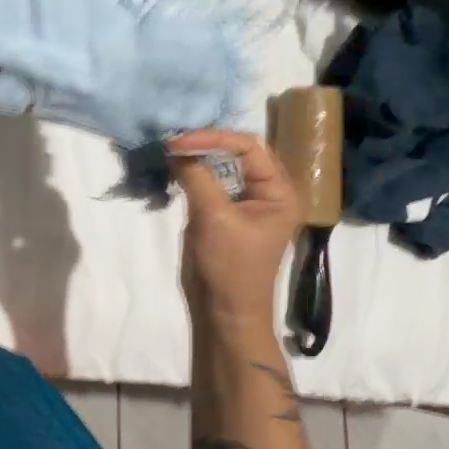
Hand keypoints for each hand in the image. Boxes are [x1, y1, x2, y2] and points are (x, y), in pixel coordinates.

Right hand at [168, 130, 305, 328]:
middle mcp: (266, 191)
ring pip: (221, 164)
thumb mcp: (214, 217)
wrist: (223, 310)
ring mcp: (244, 200)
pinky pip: (209, 179)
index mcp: (279, 192)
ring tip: (169, 149)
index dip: (213, 138)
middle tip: (172, 140)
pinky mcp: (222, 210)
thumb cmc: (229, 266)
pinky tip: (172, 166)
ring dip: (196, 154)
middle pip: (237, 151)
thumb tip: (174, 147)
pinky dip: (190, 170)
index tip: (177, 142)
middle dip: (205, 142)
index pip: (249, 147)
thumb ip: (197, 177)